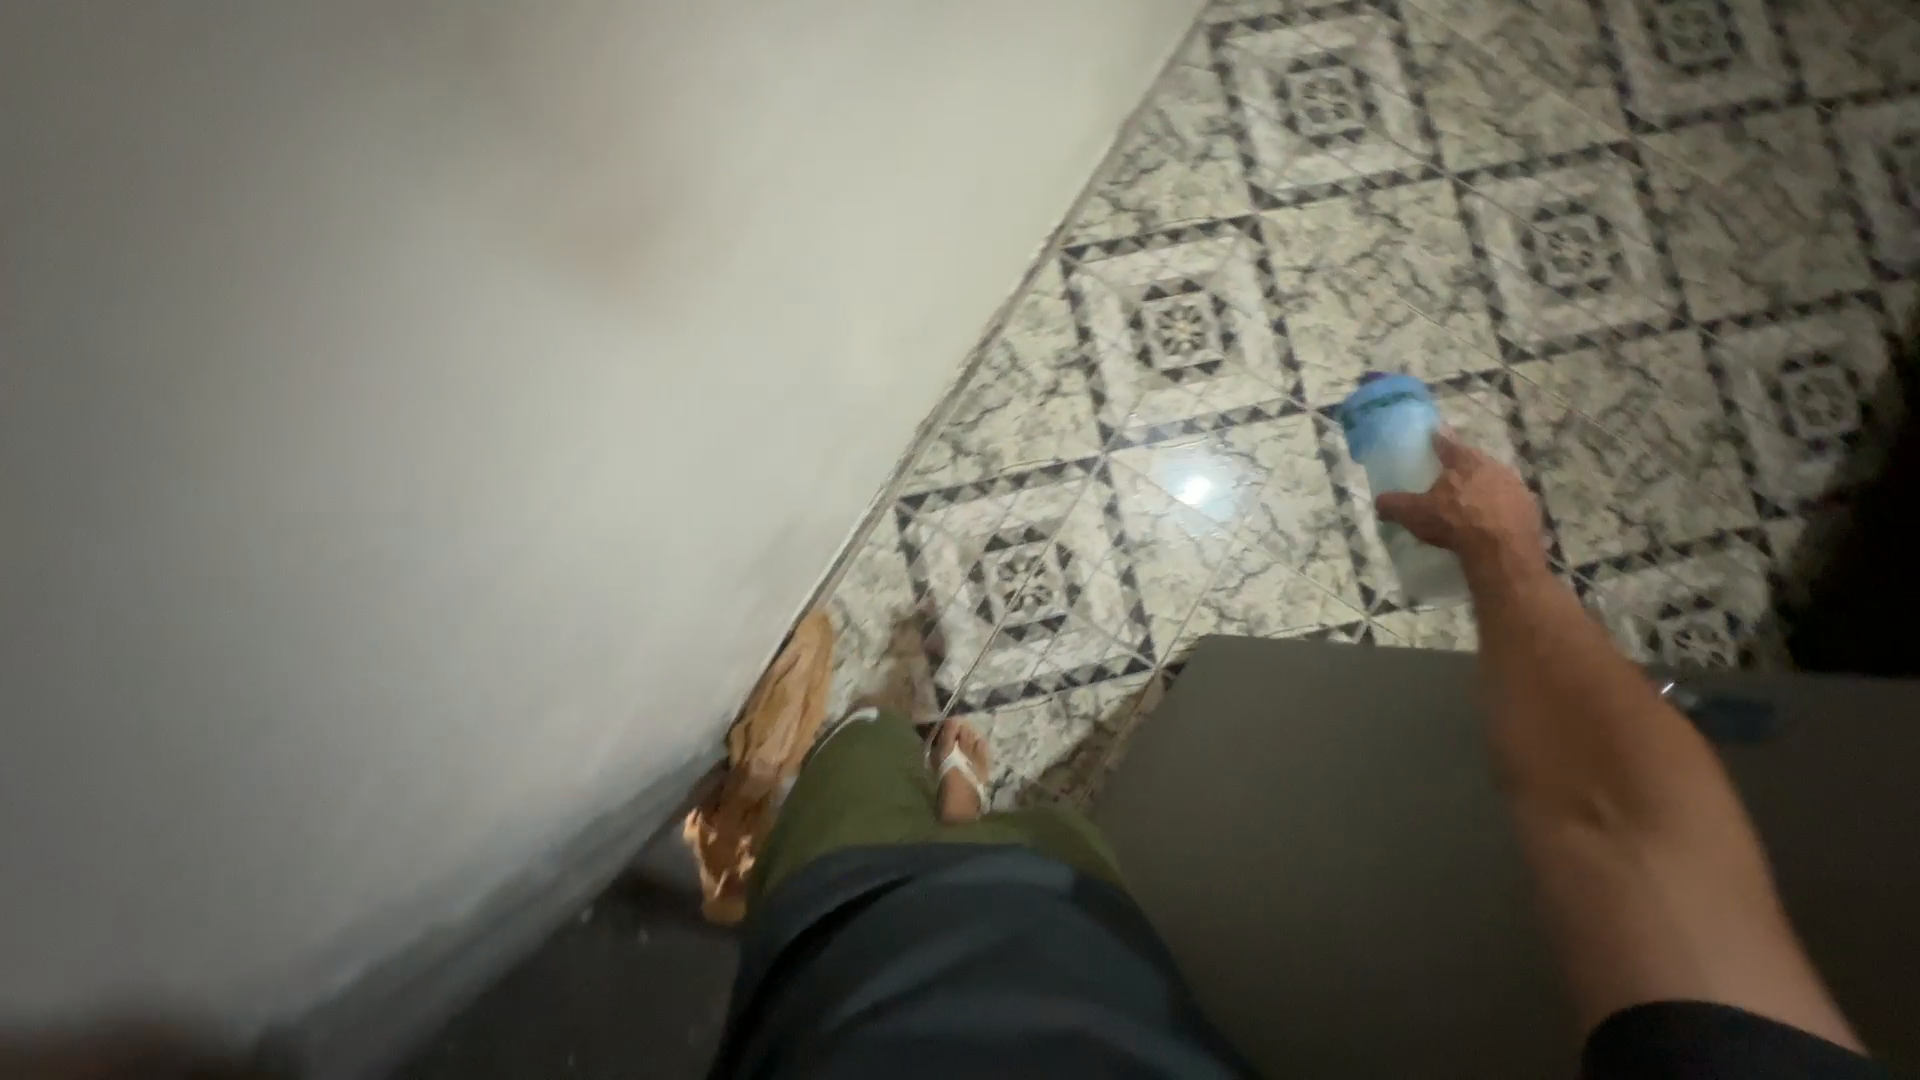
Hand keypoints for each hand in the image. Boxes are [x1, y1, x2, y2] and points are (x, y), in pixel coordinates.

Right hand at [1374, 430, 1543, 571]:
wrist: (1502, 551)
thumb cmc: (1454, 522)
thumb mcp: (1412, 514)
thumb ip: (1392, 504)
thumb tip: (1379, 502)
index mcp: (1465, 461)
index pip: (1448, 443)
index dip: (1438, 439)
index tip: (1433, 434)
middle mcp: (1494, 467)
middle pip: (1474, 461)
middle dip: (1462, 466)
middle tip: (1450, 474)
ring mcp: (1516, 487)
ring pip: (1494, 480)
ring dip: (1482, 487)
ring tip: (1469, 501)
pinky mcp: (1530, 508)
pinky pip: (1508, 502)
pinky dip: (1497, 507)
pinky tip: (1488, 521)